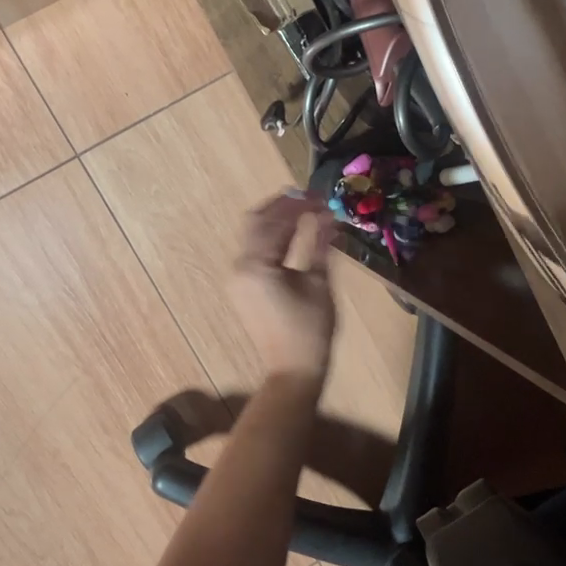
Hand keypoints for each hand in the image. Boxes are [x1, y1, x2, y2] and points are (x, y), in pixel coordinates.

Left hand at [229, 192, 338, 389]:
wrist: (292, 371)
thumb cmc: (310, 330)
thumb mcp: (319, 283)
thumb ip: (320, 244)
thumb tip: (327, 214)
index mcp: (257, 265)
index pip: (274, 220)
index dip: (297, 203)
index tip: (319, 194)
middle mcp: (240, 266)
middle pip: (256, 222)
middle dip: (282, 206)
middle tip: (308, 197)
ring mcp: (238, 278)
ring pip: (254, 235)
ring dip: (276, 220)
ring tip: (304, 211)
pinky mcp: (243, 287)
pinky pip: (254, 252)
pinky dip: (272, 238)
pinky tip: (293, 234)